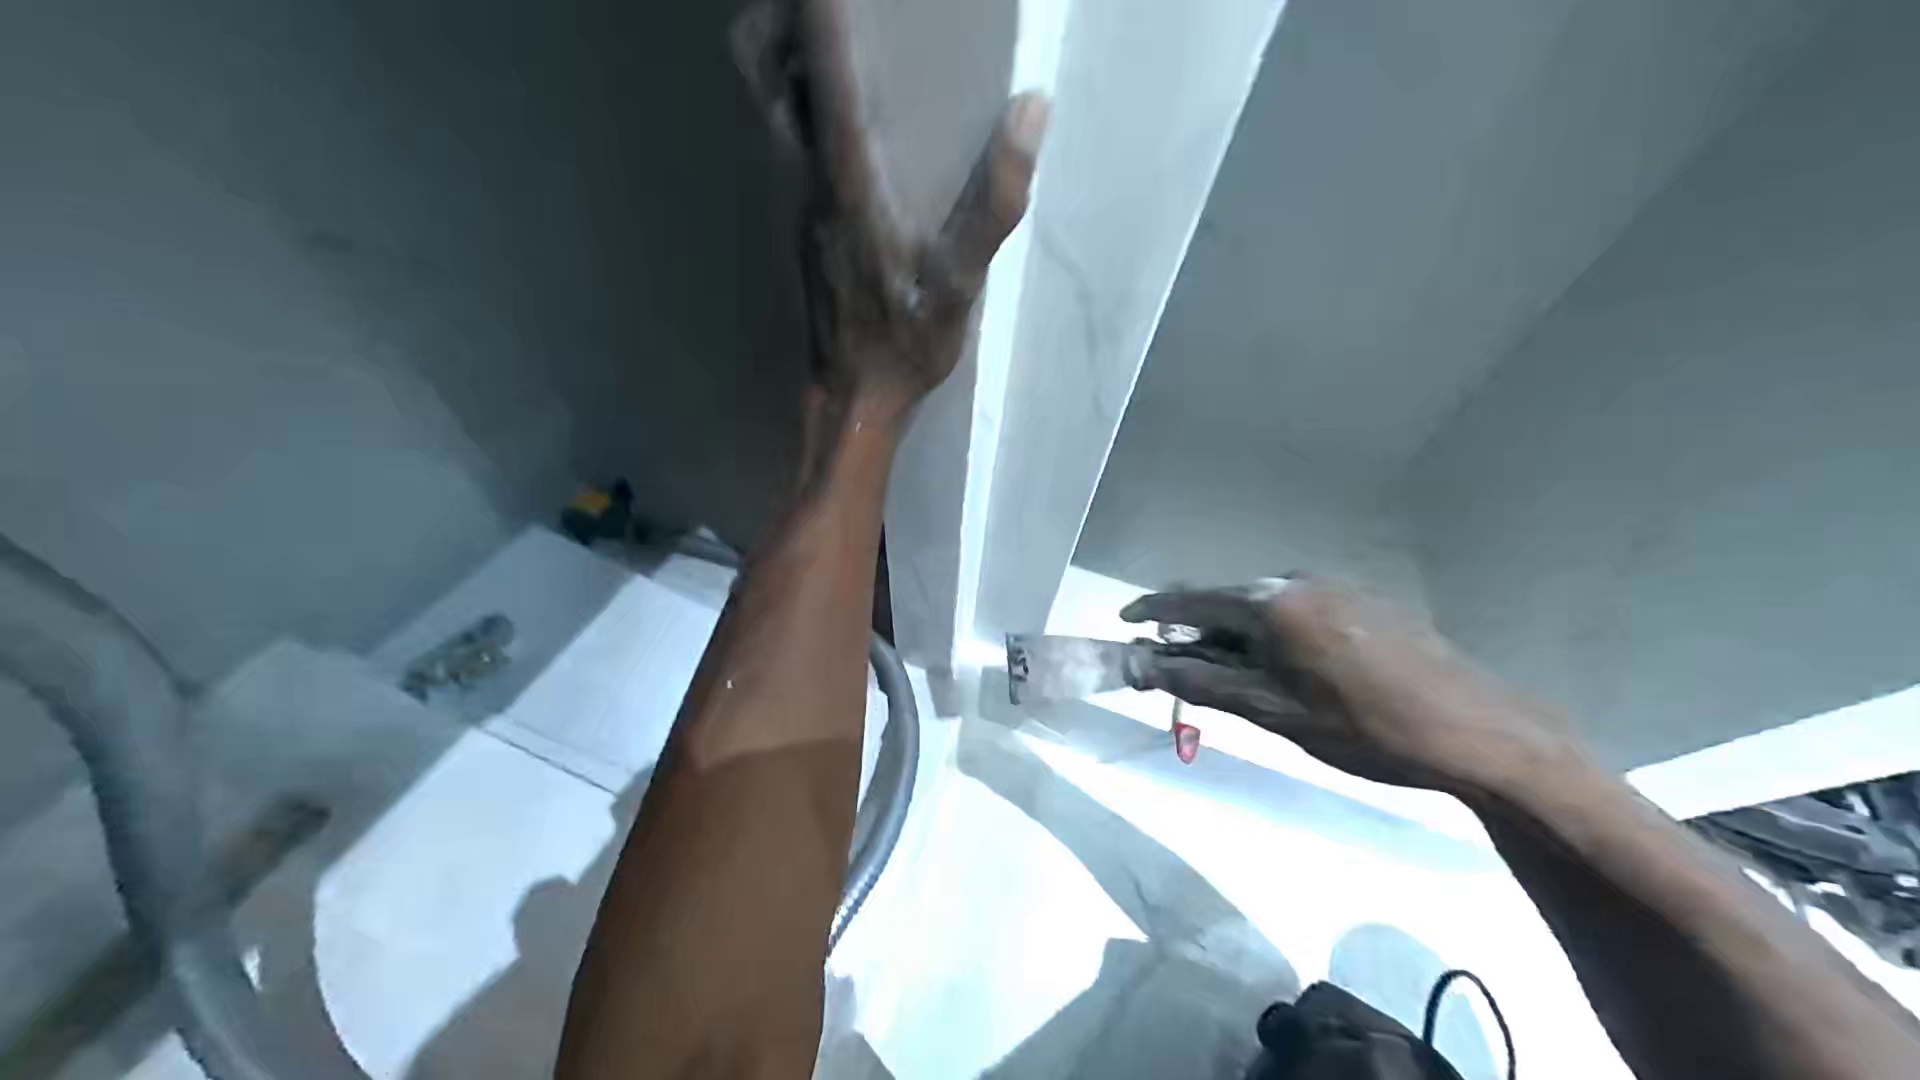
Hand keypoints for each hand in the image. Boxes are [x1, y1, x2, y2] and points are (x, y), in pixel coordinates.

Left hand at [794, 0, 1047, 419]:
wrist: (852, 397)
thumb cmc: (904, 346)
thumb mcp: (959, 284)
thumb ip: (992, 203)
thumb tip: (1031, 110)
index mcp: (849, 182)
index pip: (826, 67)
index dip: (825, 7)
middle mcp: (811, 180)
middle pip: (773, 74)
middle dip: (791, 21)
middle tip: (835, 7)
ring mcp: (801, 205)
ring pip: (779, 107)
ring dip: (796, 58)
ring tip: (842, 37)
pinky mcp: (806, 228)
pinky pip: (796, 145)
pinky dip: (808, 106)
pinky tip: (847, 115)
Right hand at [1121, 578, 1591, 799]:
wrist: (1480, 731)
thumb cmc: (1362, 727)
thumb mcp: (1271, 712)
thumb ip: (1201, 683)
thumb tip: (1145, 666)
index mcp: (1271, 602)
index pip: (1191, 599)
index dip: (1152, 609)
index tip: (1125, 619)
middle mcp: (1298, 580)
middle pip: (1226, 601)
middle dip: (1198, 632)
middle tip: (1185, 669)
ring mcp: (1335, 586)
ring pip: (1262, 606)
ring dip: (1238, 635)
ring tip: (1241, 678)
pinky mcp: (1363, 599)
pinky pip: (1297, 608)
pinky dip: (1274, 633)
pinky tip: (1291, 669)